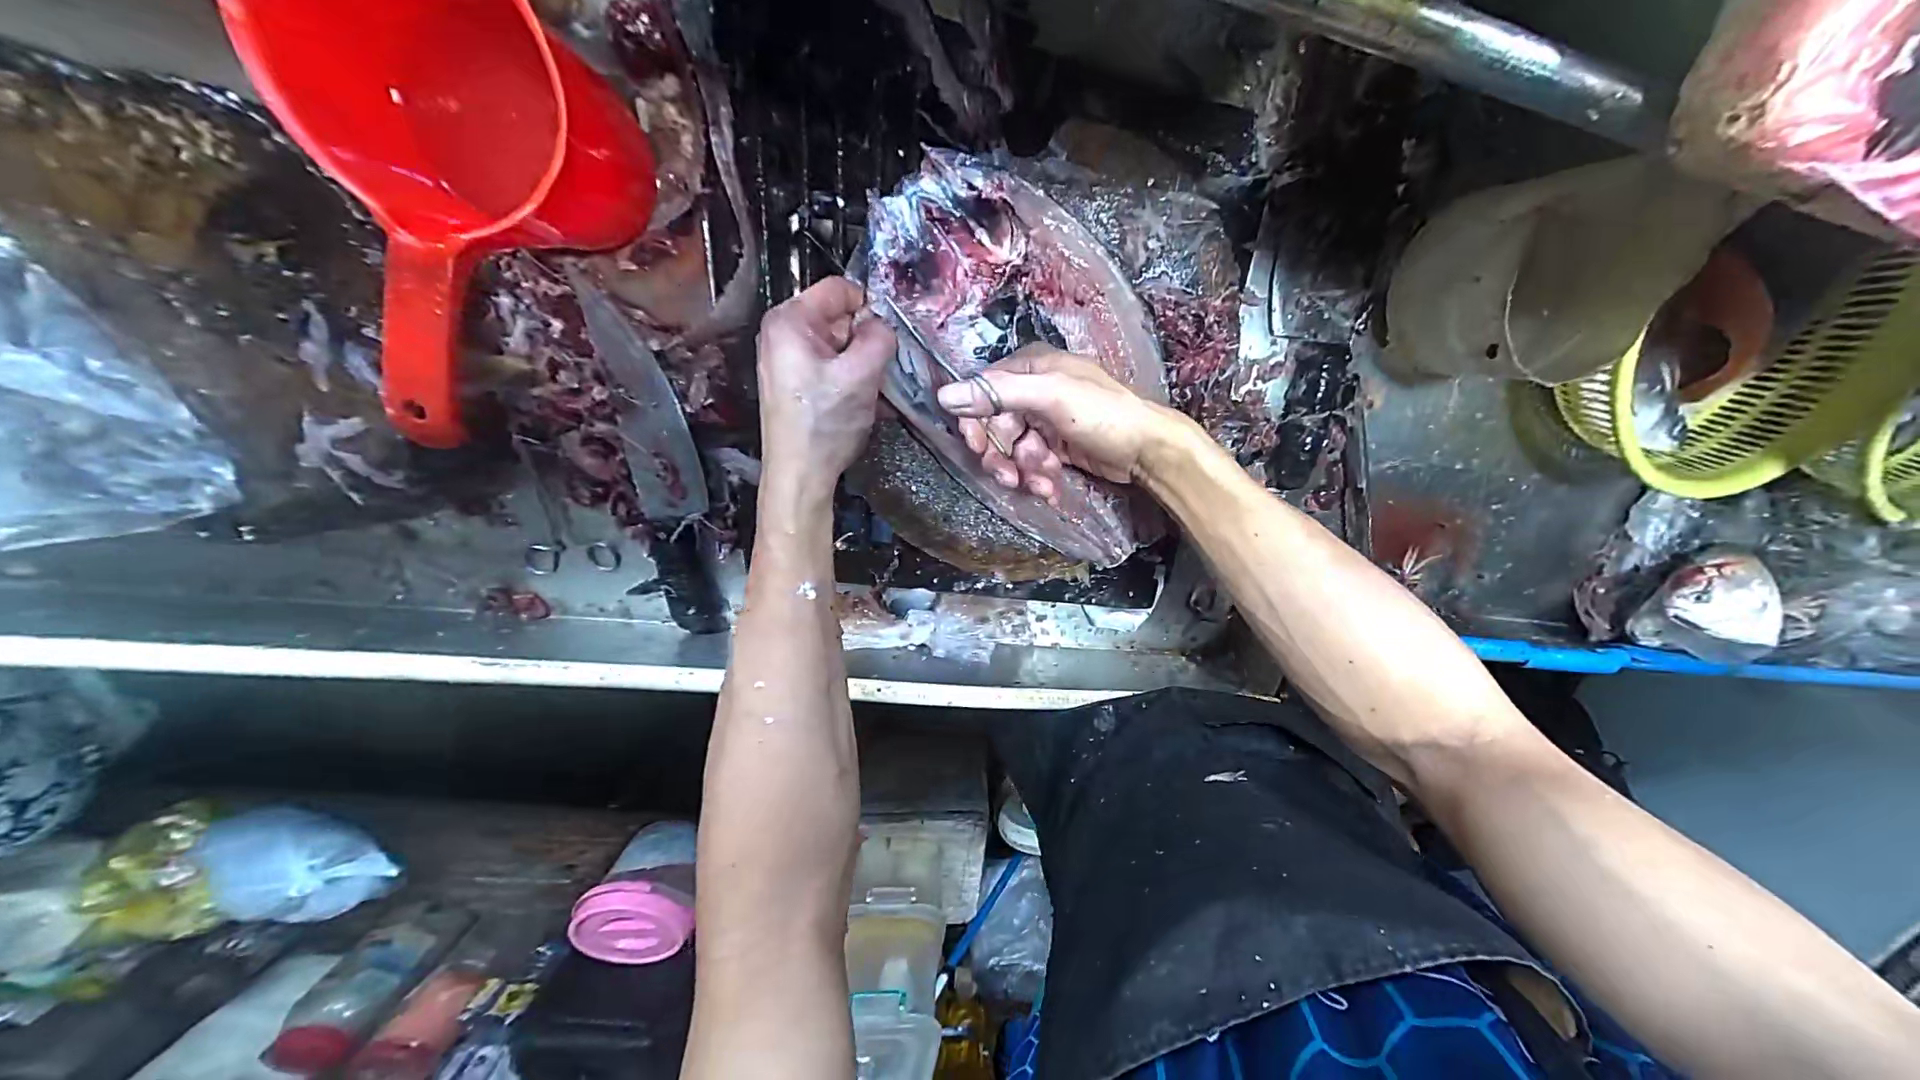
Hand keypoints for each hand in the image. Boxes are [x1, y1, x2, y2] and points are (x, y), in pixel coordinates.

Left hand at [756, 277, 895, 504]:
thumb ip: (879, 337)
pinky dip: (853, 380)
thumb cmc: (823, 425)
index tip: (888, 333)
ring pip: (841, 346)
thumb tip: (883, 325)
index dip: (869, 306)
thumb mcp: (861, 374)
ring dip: (864, 364)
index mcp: (789, 321)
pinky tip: (866, 403)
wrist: (800, 475)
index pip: (839, 288)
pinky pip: (833, 368)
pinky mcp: (798, 385)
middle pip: (840, 318)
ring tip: (875, 390)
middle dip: (866, 340)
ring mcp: (789, 361)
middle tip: (883, 368)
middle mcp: (783, 335)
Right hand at [934, 345, 1188, 499]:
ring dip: (1021, 469)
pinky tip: (1049, 485)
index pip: (983, 391)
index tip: (976, 448)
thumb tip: (944, 395)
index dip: (975, 422)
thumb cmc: (1102, 414)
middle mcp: (1033, 389)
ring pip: (1011, 447)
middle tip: (1007, 476)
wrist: (1147, 449)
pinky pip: (1029, 461)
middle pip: (994, 424)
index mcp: (1030, 366)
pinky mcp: (1054, 444)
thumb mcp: (1050, 396)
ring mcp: (1044, 419)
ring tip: (1040, 481)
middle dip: (1000, 454)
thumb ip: (998, 393)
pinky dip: (1035, 475)